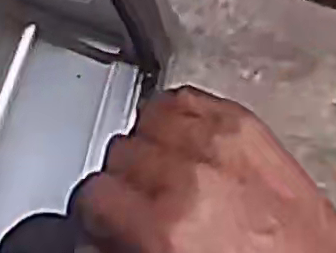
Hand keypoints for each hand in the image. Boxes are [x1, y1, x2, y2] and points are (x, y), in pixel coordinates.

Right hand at [73, 87, 335, 252]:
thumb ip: (132, 246)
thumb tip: (99, 236)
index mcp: (170, 227)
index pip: (97, 193)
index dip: (95, 210)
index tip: (101, 217)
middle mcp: (189, 175)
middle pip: (120, 151)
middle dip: (123, 179)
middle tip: (134, 200)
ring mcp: (217, 139)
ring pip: (147, 114)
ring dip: (147, 141)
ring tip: (159, 166)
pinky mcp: (241, 118)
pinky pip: (185, 97)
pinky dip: (176, 115)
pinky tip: (182, 138)